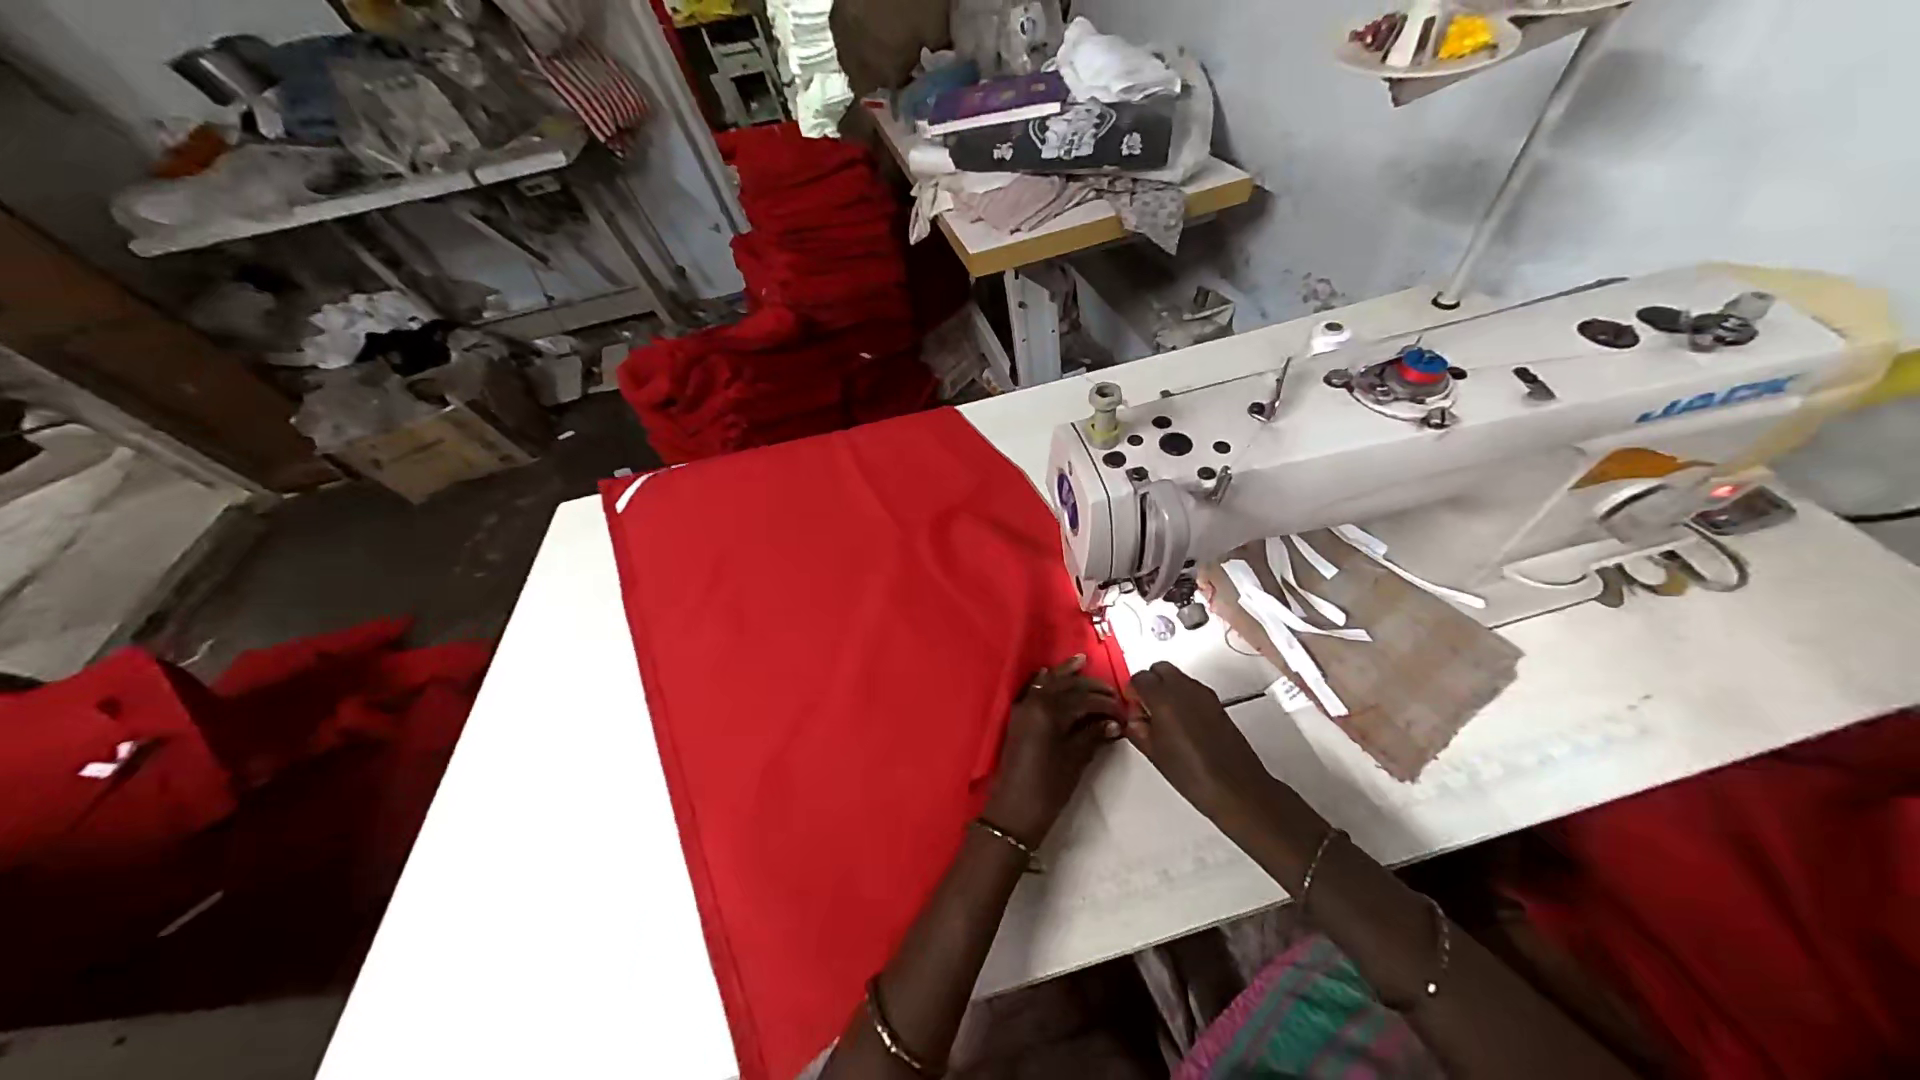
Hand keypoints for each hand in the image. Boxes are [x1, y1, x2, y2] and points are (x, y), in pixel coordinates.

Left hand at [982, 655, 1123, 846]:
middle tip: (1113, 691)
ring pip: (1049, 684)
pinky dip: (1045, 682)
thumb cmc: (1048, 788)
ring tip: (1083, 663)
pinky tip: (1052, 675)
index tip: (1124, 711)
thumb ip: (1094, 735)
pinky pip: (1034, 691)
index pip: (1084, 699)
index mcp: (1049, 711)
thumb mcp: (1076, 760)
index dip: (1107, 704)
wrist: (1014, 812)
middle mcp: (1034, 703)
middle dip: (1091, 686)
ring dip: (1067, 676)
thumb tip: (1114, 723)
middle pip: (1067, 686)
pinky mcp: (1019, 719)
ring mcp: (1023, 709)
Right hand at [1125, 662, 1275, 825]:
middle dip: (1149, 684)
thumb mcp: (1153, 753)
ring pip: (1177, 676)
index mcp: (1163, 699)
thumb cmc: (1198, 776)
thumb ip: (1137, 727)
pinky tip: (1181, 723)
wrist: (1235, 788)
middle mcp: (1185, 690)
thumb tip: (1134, 718)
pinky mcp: (1217, 703)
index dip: (1132, 692)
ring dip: (1166, 689)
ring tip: (1163, 719)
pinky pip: (1193, 688)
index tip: (1132, 707)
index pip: (1138, 678)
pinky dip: (1183, 697)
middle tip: (1145, 708)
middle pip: (1159, 669)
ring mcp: (1204, 694)